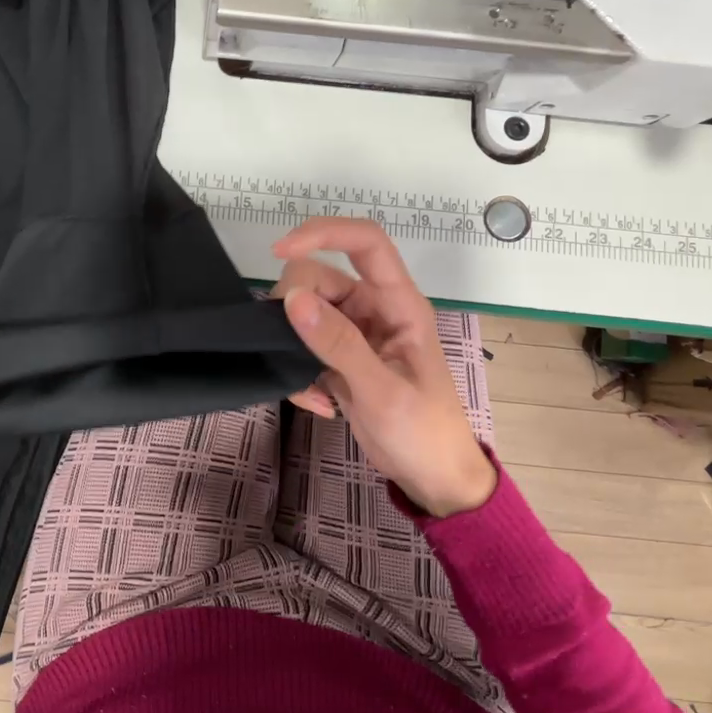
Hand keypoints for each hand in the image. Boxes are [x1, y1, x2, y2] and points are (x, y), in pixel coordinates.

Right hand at [273, 218, 496, 517]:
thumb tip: (293, 300)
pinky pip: (301, 347)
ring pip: (303, 311)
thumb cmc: (424, 432)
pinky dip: (298, 373)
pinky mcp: (337, 359)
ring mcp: (353, 334)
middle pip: (319, 277)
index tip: (278, 251)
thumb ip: (339, 344)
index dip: (323, 232)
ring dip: (293, 346)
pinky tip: (317, 404)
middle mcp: (373, 309)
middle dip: (295, 307)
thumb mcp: (383, 391)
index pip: (365, 242)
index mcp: (399, 303)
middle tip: (293, 350)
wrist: (433, 480)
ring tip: (310, 389)